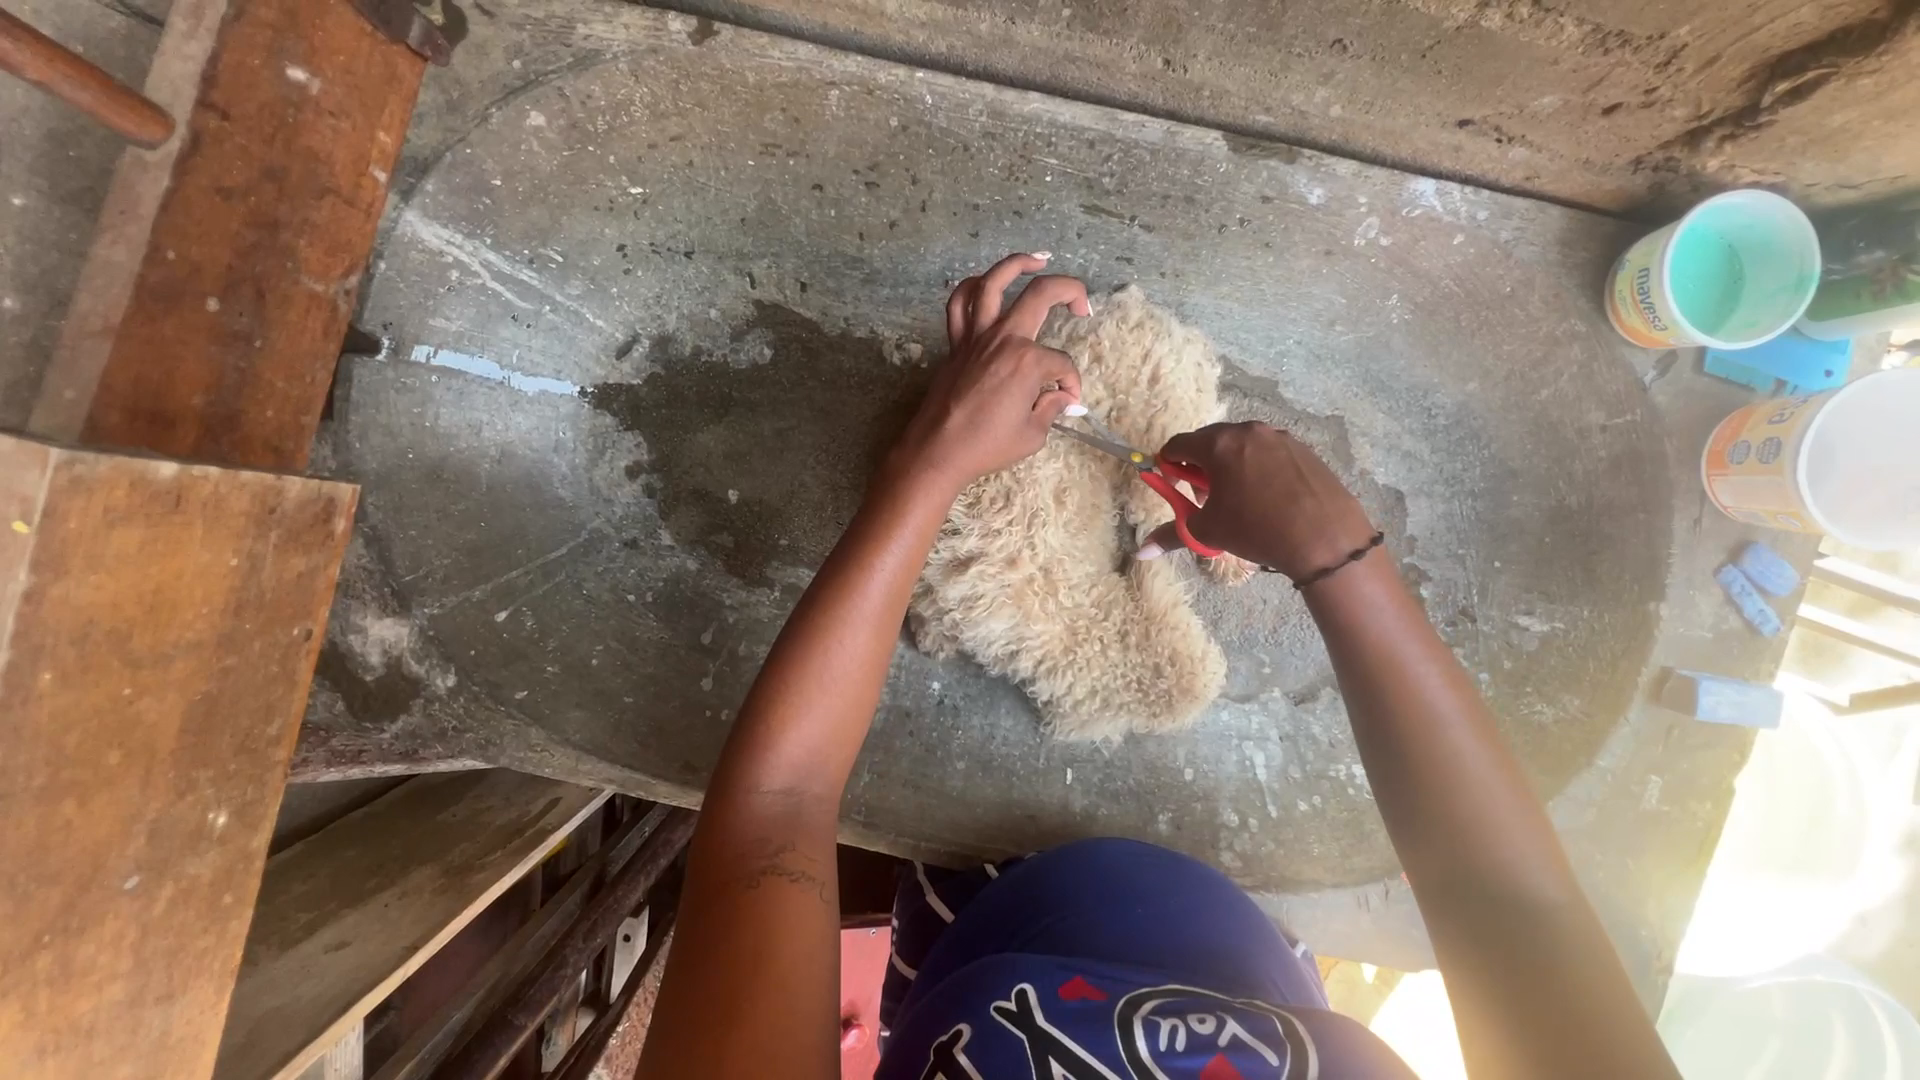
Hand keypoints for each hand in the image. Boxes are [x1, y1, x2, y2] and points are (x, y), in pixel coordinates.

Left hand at [891, 253, 1089, 491]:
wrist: (938, 451)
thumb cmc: (987, 446)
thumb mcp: (1032, 435)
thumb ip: (1052, 408)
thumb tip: (1064, 398)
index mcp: (1028, 362)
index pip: (1062, 365)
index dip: (1072, 384)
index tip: (1069, 401)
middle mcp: (1003, 338)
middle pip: (1041, 295)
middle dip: (1071, 292)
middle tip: (1083, 306)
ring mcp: (976, 337)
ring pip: (994, 282)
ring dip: (1018, 263)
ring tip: (1039, 259)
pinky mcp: (955, 343)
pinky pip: (959, 304)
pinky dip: (972, 287)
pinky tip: (986, 283)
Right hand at [1137, 421, 1376, 579]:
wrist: (1324, 537)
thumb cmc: (1257, 529)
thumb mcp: (1208, 531)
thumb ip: (1171, 535)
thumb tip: (1142, 551)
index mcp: (1219, 444)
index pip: (1178, 444)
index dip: (1168, 466)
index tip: (1173, 487)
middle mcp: (1248, 431)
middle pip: (1210, 441)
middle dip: (1200, 466)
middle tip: (1204, 497)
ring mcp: (1279, 436)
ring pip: (1241, 447)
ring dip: (1229, 467)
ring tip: (1238, 500)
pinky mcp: (1303, 449)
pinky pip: (1268, 453)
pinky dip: (1257, 469)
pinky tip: (1267, 499)